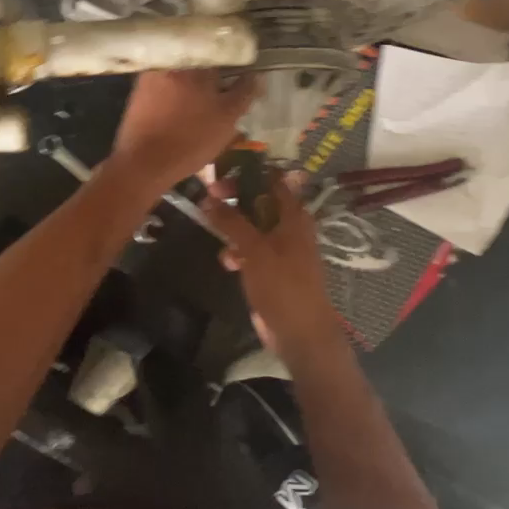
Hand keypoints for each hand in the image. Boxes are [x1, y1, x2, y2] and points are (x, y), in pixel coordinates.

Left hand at [109, 70, 257, 189]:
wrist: (144, 163)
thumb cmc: (191, 139)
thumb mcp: (227, 119)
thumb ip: (244, 93)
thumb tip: (257, 75)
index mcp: (194, 63)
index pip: (219, 51)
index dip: (232, 62)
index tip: (239, 74)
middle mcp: (170, 62)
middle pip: (198, 60)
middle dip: (211, 73)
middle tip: (222, 91)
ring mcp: (150, 76)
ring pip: (180, 73)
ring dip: (192, 83)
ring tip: (202, 103)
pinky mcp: (138, 92)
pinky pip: (164, 85)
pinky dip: (175, 93)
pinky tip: (181, 111)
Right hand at [202, 171, 349, 359]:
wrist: (301, 335)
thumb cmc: (283, 286)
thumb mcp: (255, 249)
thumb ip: (232, 221)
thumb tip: (207, 196)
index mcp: (293, 215)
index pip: (272, 180)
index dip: (248, 173)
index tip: (220, 174)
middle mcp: (289, 227)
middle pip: (259, 202)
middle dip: (234, 201)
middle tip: (208, 199)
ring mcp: (281, 249)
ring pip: (252, 227)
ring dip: (232, 229)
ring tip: (212, 232)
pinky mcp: (271, 270)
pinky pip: (250, 250)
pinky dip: (238, 252)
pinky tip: (226, 263)